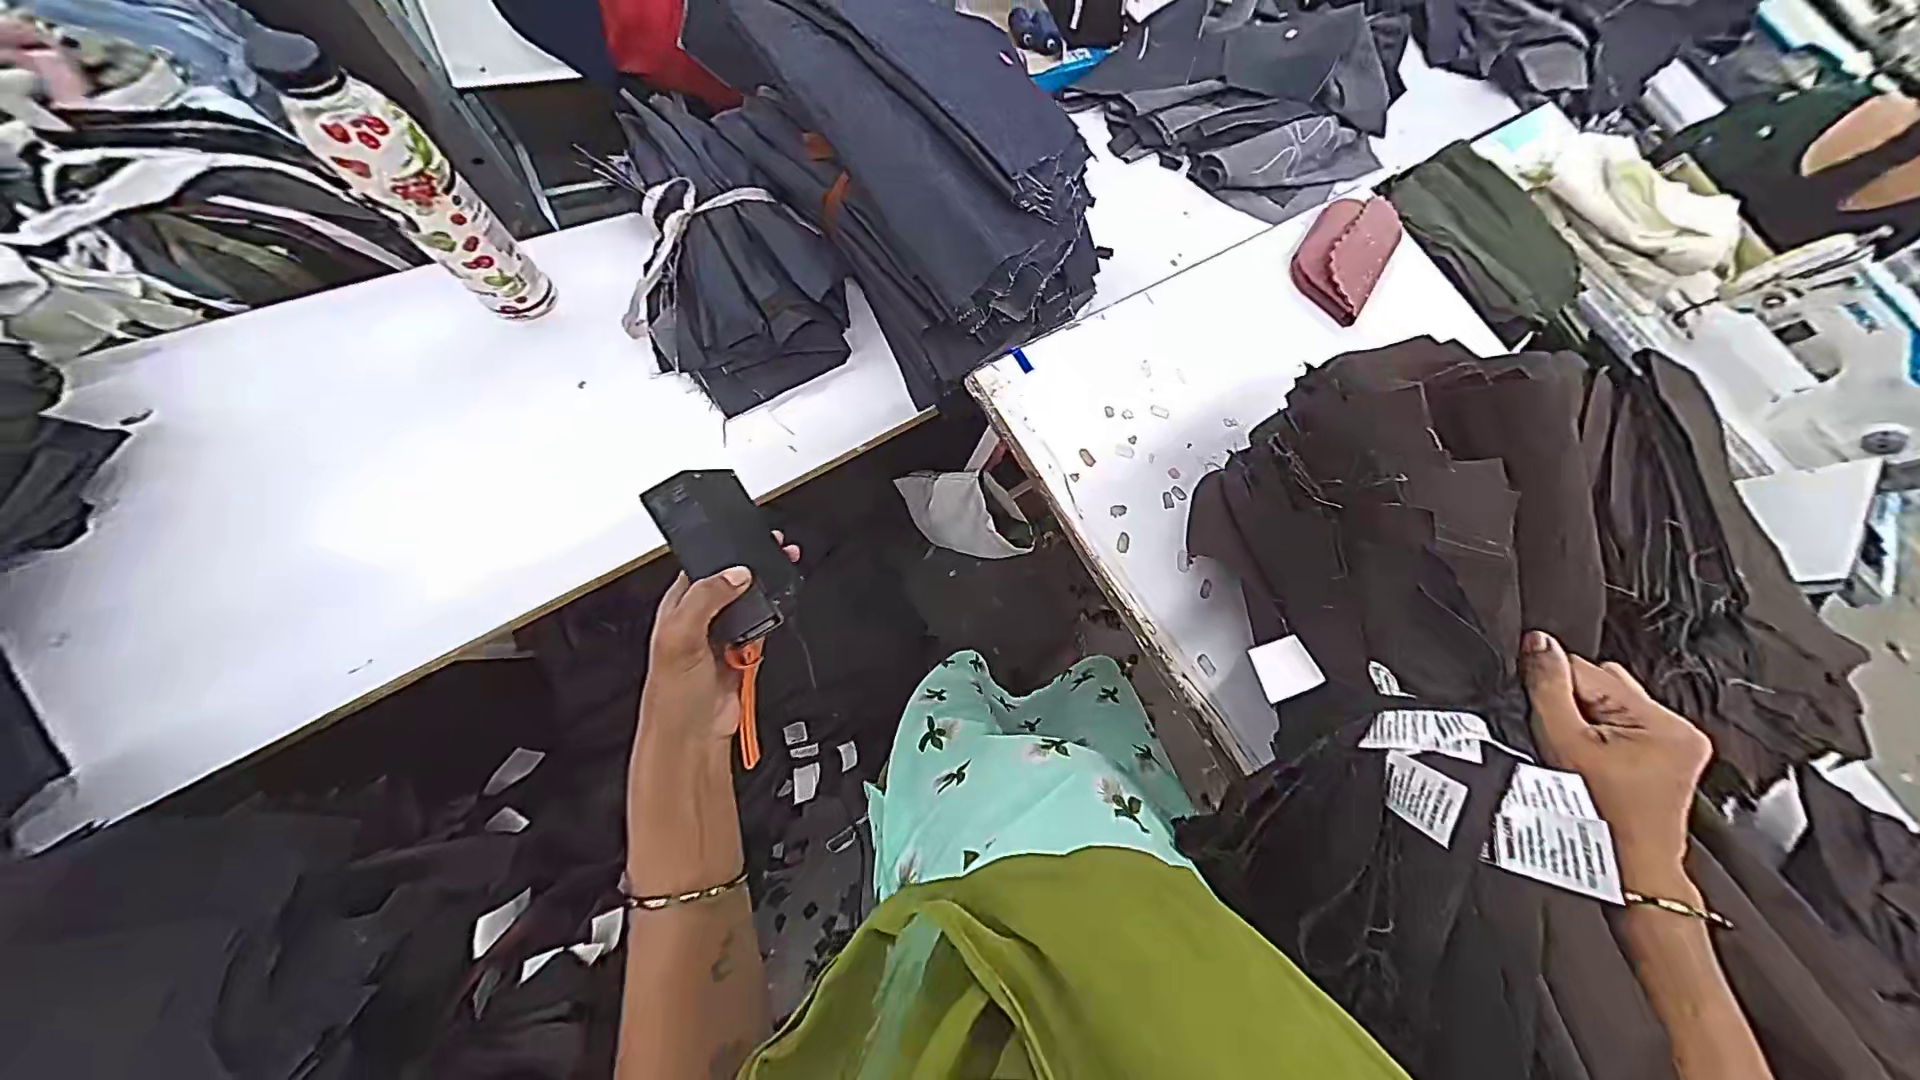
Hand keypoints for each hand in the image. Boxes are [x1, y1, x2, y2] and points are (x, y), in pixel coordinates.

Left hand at [640, 533, 799, 746]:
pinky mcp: (744, 652)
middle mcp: (701, 618)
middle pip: (732, 582)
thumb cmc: (671, 695)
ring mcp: (724, 635)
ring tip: (782, 576)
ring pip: (751, 603)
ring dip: (766, 593)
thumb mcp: (679, 637)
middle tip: (775, 551)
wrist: (693, 736)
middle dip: (753, 567)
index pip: (704, 568)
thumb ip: (706, 599)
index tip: (747, 541)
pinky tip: (776, 614)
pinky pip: (764, 627)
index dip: (725, 553)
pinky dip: (772, 621)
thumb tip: (736, 574)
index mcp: (678, 606)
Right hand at [1519, 631, 1712, 896]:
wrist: (1625, 859)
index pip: (1587, 670)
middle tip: (1562, 734)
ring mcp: (1679, 741)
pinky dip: (1599, 728)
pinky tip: (1591, 751)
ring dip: (1584, 713)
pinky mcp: (1669, 751)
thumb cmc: (1597, 808)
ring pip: (1610, 699)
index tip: (1541, 711)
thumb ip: (1547, 685)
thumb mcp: (1560, 738)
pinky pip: (1622, 718)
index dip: (1552, 686)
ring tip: (1578, 746)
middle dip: (1571, 699)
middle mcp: (1680, 727)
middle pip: (1601, 682)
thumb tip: (1538, 641)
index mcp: (1663, 722)